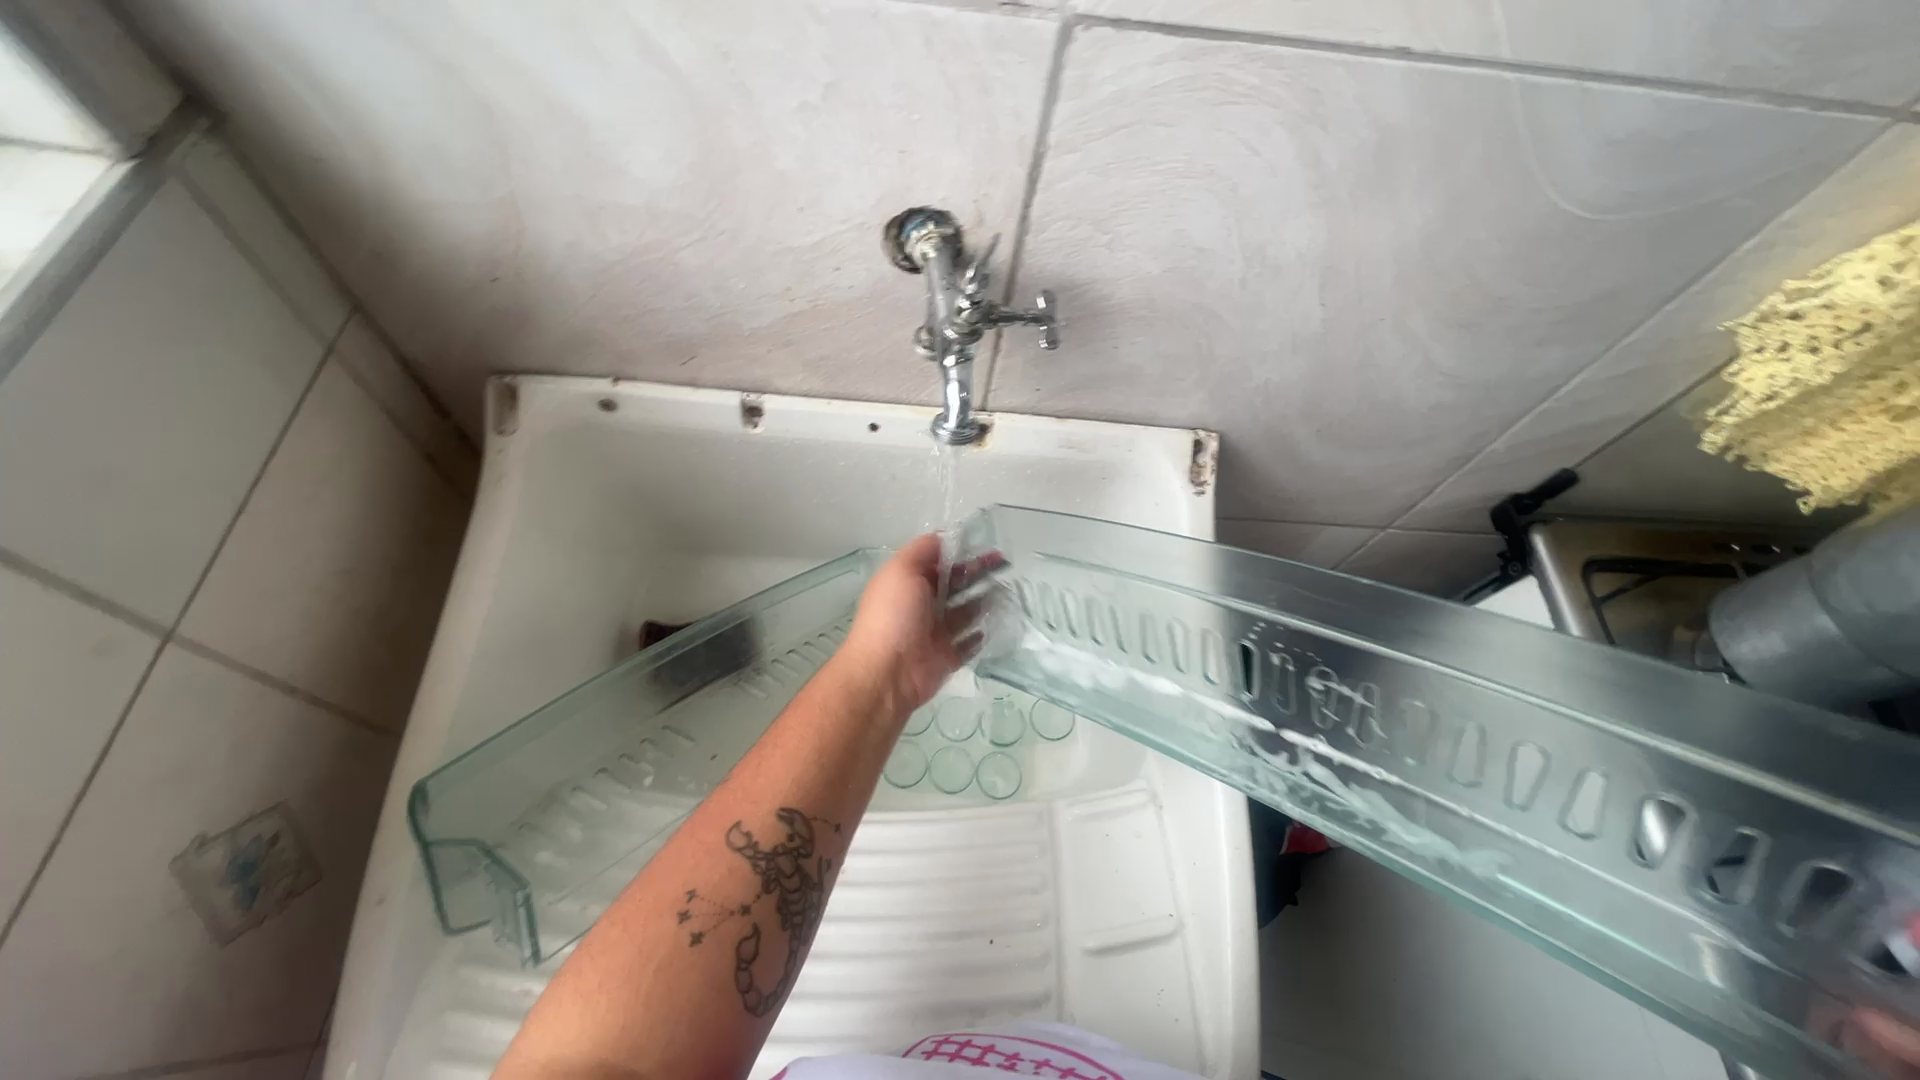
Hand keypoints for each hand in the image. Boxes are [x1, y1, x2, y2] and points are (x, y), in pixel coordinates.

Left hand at [838, 534, 994, 716]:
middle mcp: (922, 604)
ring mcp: (935, 632)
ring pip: (965, 612)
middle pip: (955, 584)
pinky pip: (969, 643)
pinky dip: (982, 633)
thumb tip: (947, 537)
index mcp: (909, 581)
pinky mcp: (947, 656)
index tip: (987, 544)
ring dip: (984, 601)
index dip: (962, 551)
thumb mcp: (902, 569)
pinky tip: (997, 623)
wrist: (887, 672)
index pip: (938, 560)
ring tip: (1007, 591)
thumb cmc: (894, 615)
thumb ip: (924, 550)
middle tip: (1005, 565)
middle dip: (978, 573)